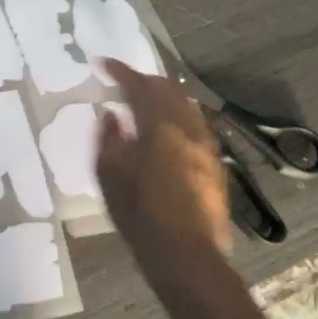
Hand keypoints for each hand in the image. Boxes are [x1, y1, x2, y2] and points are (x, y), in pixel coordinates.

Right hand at [96, 58, 233, 269]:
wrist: (186, 255)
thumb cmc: (139, 213)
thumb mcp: (108, 173)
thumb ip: (108, 137)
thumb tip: (112, 114)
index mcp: (159, 127)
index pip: (139, 87)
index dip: (121, 71)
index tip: (103, 63)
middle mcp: (187, 130)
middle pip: (169, 90)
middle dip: (145, 79)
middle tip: (123, 79)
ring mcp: (206, 147)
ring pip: (187, 106)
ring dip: (165, 95)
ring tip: (145, 98)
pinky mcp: (214, 164)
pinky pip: (195, 124)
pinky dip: (178, 114)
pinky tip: (167, 125)